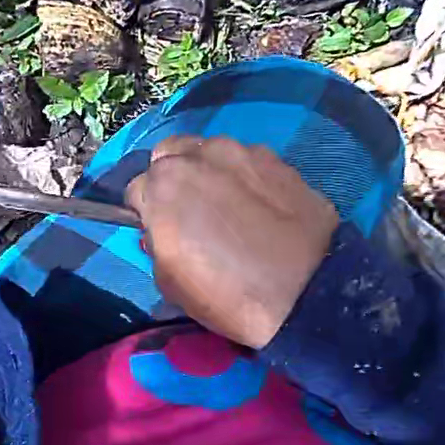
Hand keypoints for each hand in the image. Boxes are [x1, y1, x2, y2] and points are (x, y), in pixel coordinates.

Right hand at [124, 135, 339, 347]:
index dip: (147, 213)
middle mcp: (200, 155)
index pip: (136, 189)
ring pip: (210, 152)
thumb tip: (161, 229)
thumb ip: (156, 243)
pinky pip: (248, 162)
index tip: (161, 231)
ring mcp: (243, 151)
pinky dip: (246, 178)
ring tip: (230, 207)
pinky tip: (261, 207)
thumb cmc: (229, 294)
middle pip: (169, 155)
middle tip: (191, 211)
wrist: (308, 294)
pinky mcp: (279, 159)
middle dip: (172, 178)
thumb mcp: (170, 282)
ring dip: (209, 173)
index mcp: (163, 184)